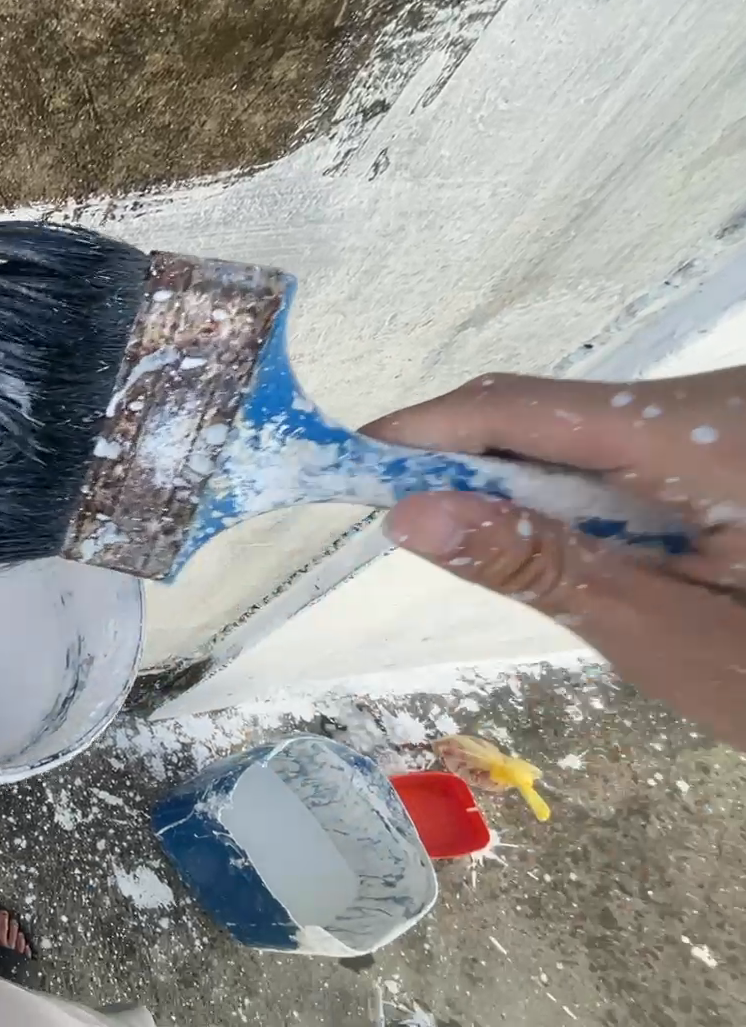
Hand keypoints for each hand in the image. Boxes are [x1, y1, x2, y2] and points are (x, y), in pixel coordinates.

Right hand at [364, 368, 745, 748]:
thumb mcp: (670, 640)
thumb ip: (540, 567)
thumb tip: (406, 513)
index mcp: (726, 445)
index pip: (519, 410)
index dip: (415, 431)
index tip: (336, 466)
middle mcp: (731, 402)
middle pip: (540, 408)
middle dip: (458, 464)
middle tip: (416, 529)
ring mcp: (735, 412)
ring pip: (570, 419)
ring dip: (509, 478)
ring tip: (512, 551)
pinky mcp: (735, 430)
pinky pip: (611, 434)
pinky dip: (561, 480)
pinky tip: (577, 535)